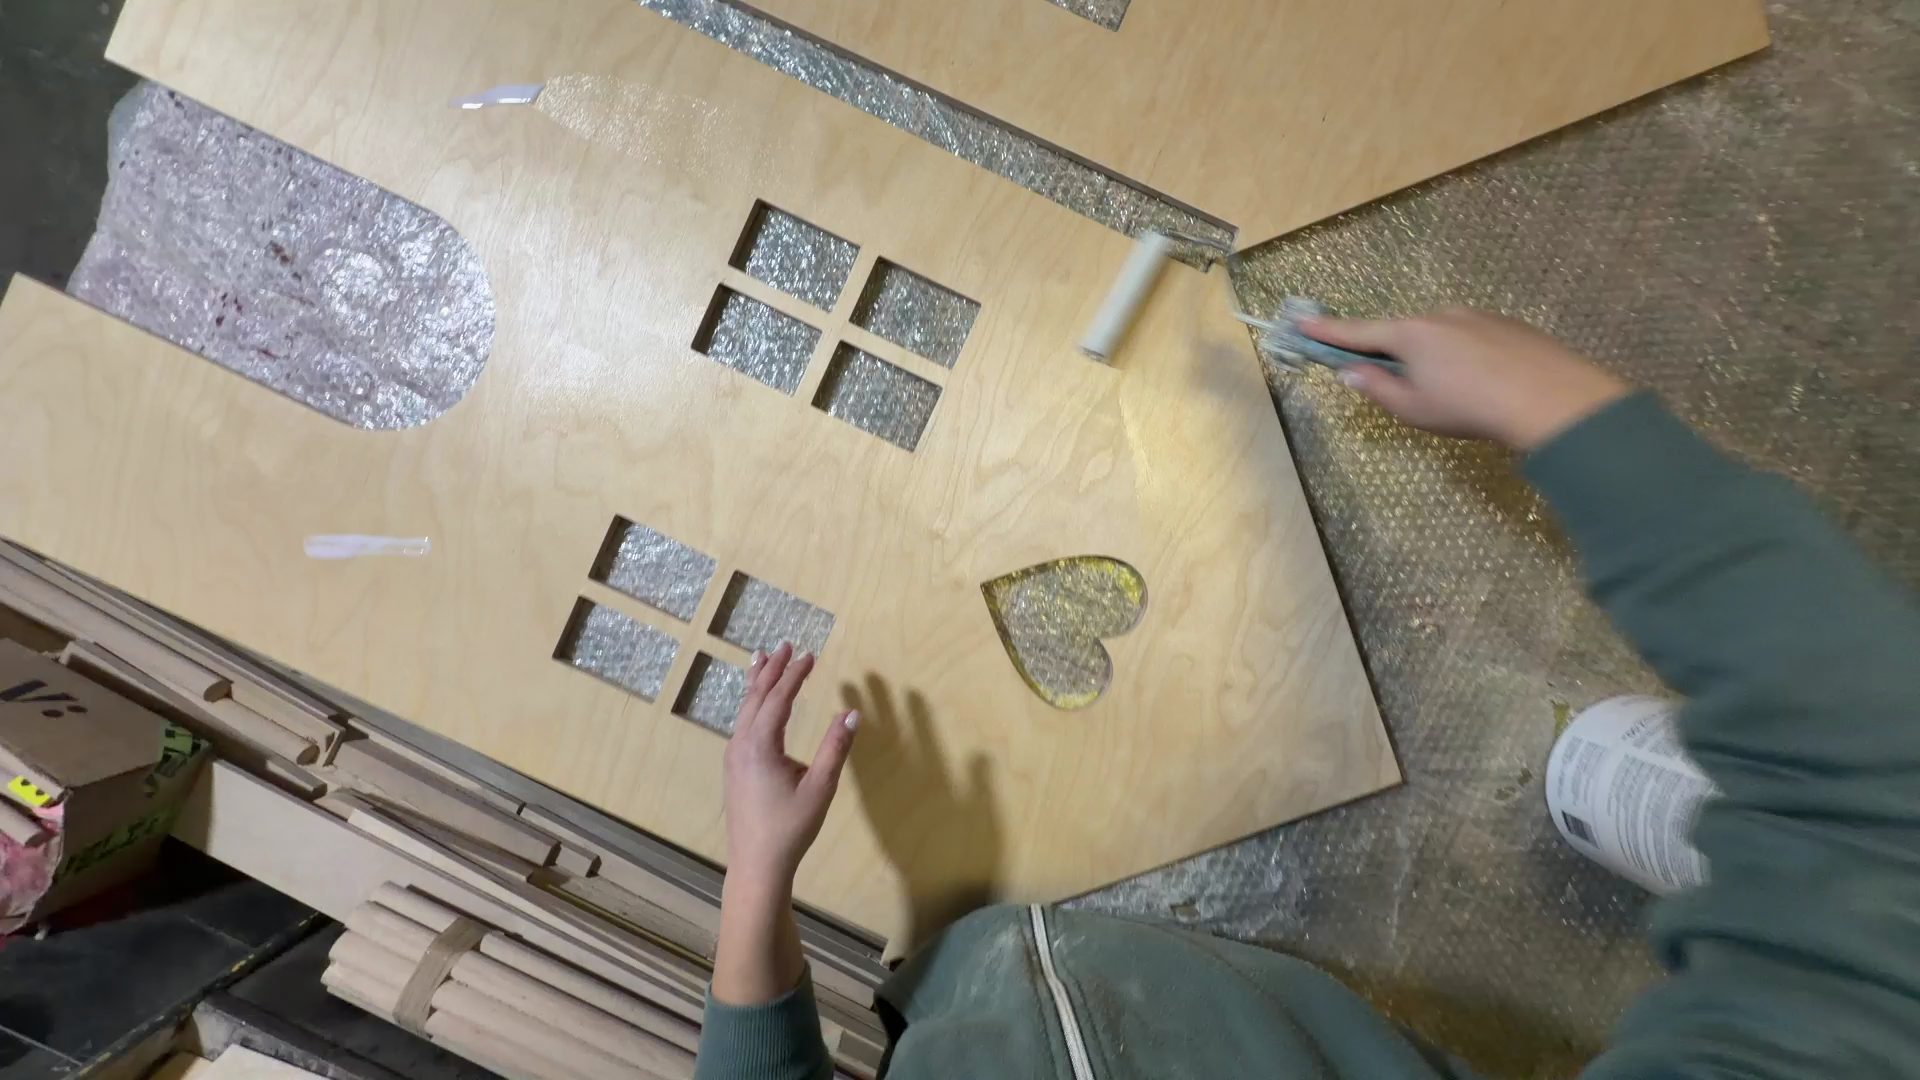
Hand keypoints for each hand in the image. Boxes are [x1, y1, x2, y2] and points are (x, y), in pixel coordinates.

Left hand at [723, 642, 859, 893]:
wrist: (757, 864)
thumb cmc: (791, 827)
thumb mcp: (821, 787)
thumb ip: (835, 747)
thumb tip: (852, 712)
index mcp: (761, 745)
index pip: (779, 698)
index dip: (795, 674)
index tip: (810, 654)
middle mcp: (742, 744)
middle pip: (757, 696)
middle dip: (772, 668)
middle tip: (786, 644)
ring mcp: (734, 755)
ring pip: (745, 708)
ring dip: (757, 681)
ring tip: (761, 657)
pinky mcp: (734, 766)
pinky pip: (742, 721)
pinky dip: (751, 701)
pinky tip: (755, 701)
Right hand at [1302, 307, 1630, 450]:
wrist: (1554, 400)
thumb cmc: (1468, 408)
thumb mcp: (1410, 408)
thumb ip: (1375, 387)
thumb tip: (1351, 372)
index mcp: (1409, 334)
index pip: (1356, 332)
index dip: (1326, 330)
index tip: (1301, 321)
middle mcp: (1439, 316)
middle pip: (1397, 333)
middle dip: (1384, 353)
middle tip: (1382, 380)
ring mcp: (1476, 317)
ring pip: (1434, 336)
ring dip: (1424, 357)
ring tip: (1441, 392)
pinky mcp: (1506, 326)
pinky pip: (1465, 338)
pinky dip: (1457, 357)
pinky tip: (1473, 384)